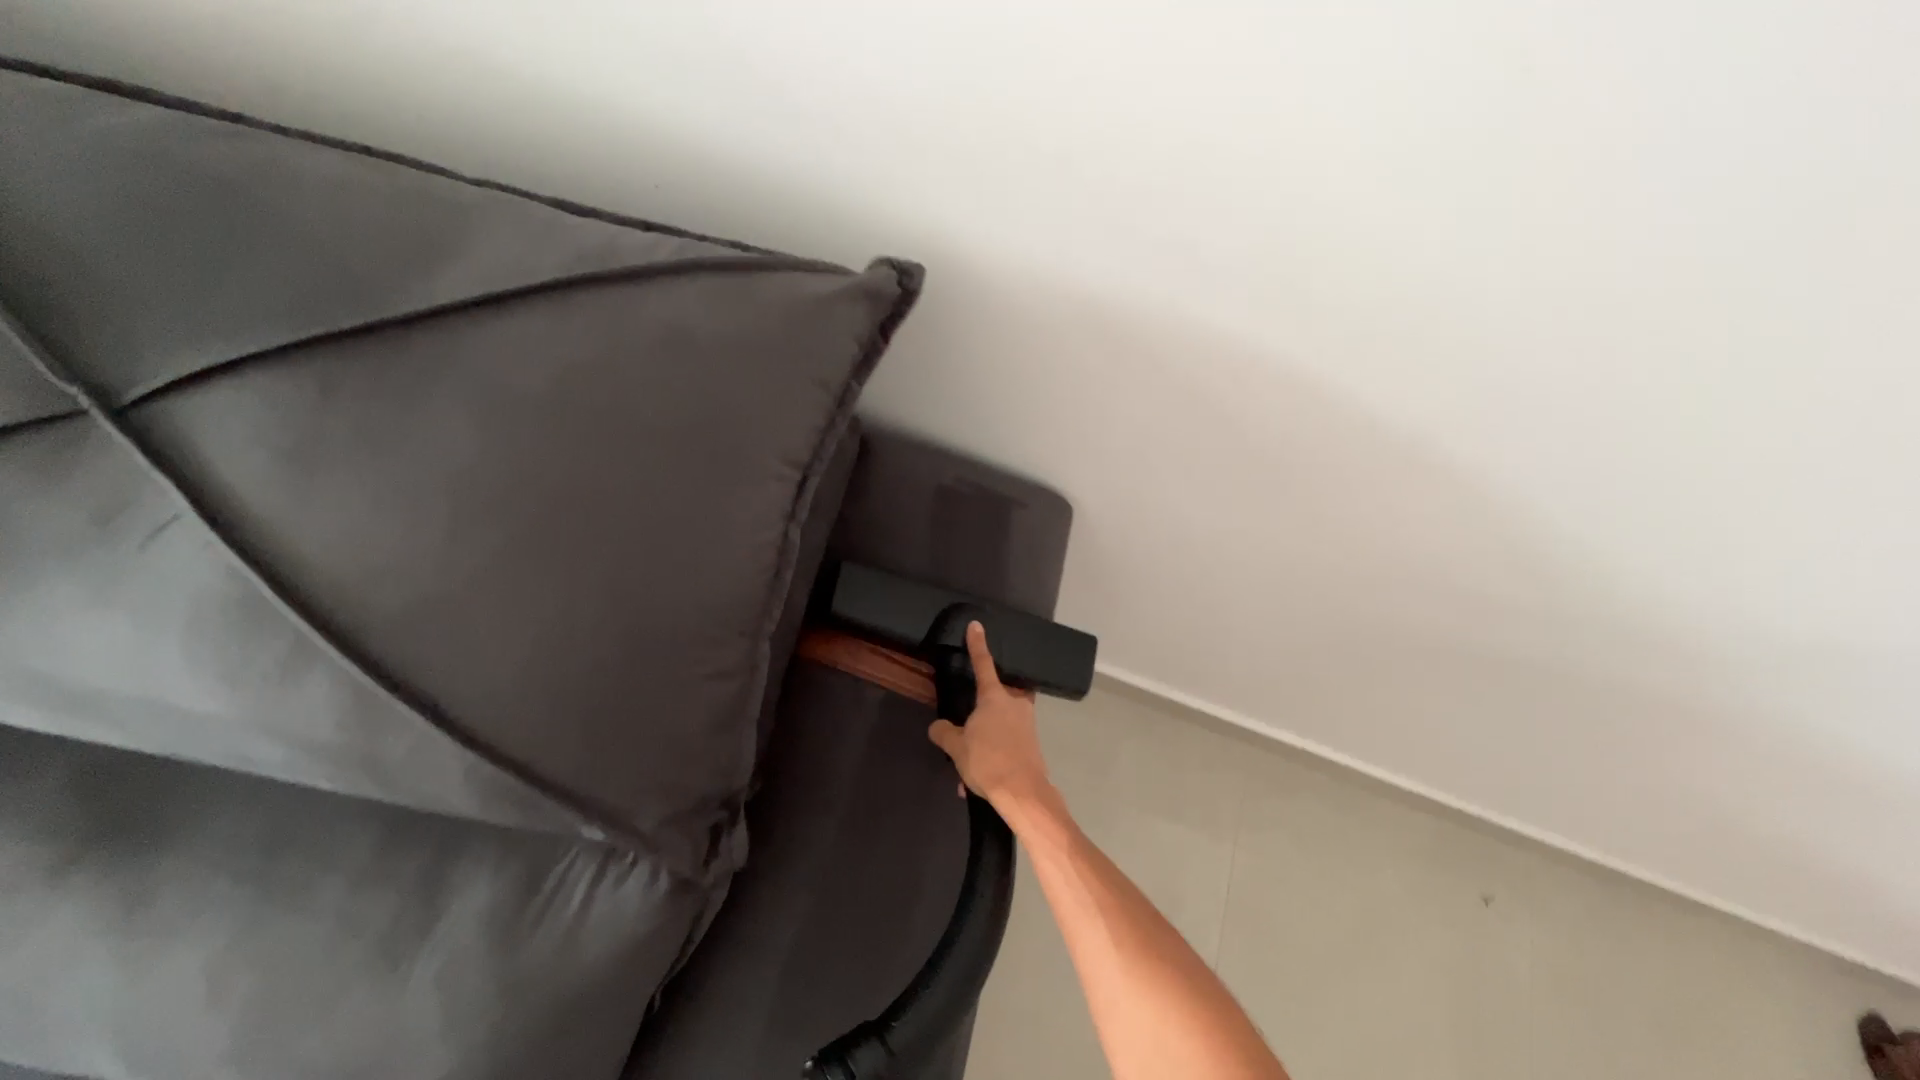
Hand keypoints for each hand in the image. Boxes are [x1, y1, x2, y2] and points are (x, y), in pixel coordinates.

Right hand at [927, 621, 1053, 811]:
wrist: (1023, 793)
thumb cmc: (988, 761)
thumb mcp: (956, 747)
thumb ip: (944, 733)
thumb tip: (937, 727)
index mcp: (995, 697)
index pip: (983, 664)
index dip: (977, 644)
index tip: (977, 625)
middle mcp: (1014, 704)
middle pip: (999, 694)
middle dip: (985, 704)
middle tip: (971, 719)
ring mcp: (1026, 724)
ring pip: (1001, 725)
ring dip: (984, 742)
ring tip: (966, 769)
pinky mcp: (1032, 745)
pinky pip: (1006, 745)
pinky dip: (991, 758)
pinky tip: (975, 784)